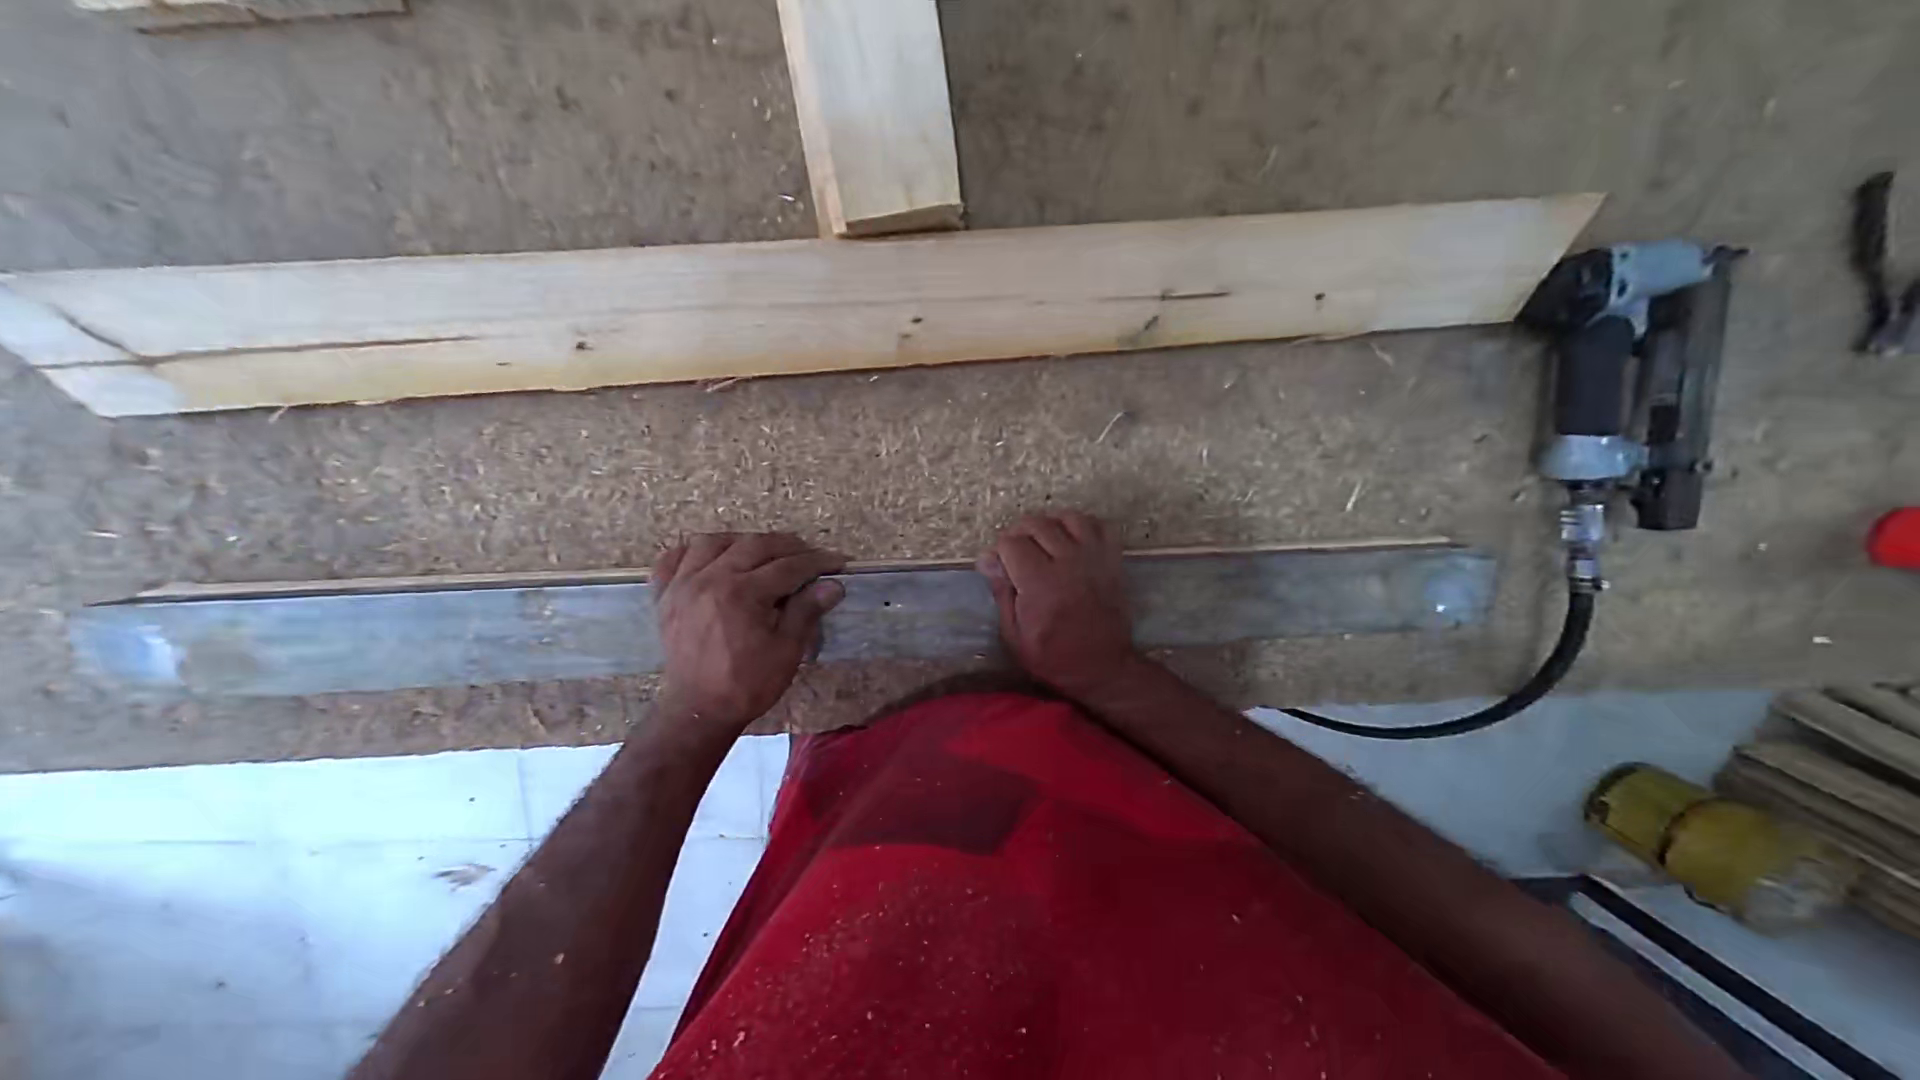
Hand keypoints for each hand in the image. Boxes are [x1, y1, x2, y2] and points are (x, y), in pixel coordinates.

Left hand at [652, 533, 845, 731]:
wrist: (698, 710)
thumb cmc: (747, 684)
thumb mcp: (786, 651)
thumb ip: (807, 611)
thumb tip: (833, 585)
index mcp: (742, 593)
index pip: (788, 566)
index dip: (816, 562)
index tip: (837, 562)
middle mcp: (710, 579)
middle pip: (754, 545)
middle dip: (787, 546)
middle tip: (809, 555)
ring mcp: (682, 585)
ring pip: (713, 542)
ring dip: (743, 541)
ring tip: (763, 552)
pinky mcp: (665, 596)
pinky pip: (673, 559)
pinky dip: (693, 552)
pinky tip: (712, 558)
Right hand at [976, 512, 1141, 694]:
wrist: (1103, 667)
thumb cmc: (1054, 658)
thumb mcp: (1014, 636)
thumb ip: (1001, 593)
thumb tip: (987, 560)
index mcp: (1040, 583)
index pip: (1010, 542)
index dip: (999, 552)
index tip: (1000, 568)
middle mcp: (1067, 562)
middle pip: (1036, 523)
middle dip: (1018, 534)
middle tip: (1016, 555)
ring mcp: (1094, 557)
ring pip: (1068, 517)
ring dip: (1050, 525)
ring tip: (1043, 543)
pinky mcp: (1112, 560)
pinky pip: (1099, 525)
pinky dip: (1083, 526)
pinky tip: (1072, 541)